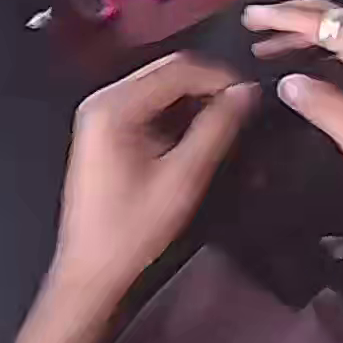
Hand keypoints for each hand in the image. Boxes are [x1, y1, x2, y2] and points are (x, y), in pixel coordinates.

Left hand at [51, 54, 257, 291]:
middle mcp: (105, 100)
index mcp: (114, 107)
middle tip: (240, 106)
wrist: (93, 273)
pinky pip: (155, 99)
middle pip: (172, 69)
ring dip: (199, 96)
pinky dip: (182, 109)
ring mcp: (104, 112)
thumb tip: (246, 93)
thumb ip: (218, 127)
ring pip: (166, 82)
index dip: (221, 77)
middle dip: (211, 85)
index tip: (249, 95)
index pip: (180, 68)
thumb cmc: (130, 231)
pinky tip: (198, 132)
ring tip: (224, 122)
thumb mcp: (184, 177)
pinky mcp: (110, 125)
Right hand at [244, 0, 342, 202]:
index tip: (250, 15)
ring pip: (338, 25)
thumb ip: (320, 104)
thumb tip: (286, 81)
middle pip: (328, 13)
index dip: (281, 17)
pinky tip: (302, 57)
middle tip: (253, 21)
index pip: (319, 21)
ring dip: (303, 31)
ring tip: (266, 43)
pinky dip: (321, 42)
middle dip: (289, 15)